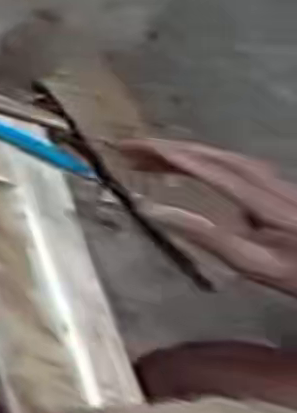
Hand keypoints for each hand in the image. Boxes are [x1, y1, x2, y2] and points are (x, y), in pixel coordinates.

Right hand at [116, 138, 296, 298]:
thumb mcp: (255, 265)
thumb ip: (206, 236)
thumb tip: (150, 209)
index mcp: (271, 207)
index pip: (213, 171)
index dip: (170, 155)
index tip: (130, 147)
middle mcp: (280, 192)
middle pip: (223, 158)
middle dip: (173, 148)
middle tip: (131, 148)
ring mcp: (288, 192)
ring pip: (234, 159)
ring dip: (189, 152)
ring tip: (152, 156)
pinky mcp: (288, 195)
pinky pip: (242, 167)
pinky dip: (208, 160)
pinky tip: (192, 169)